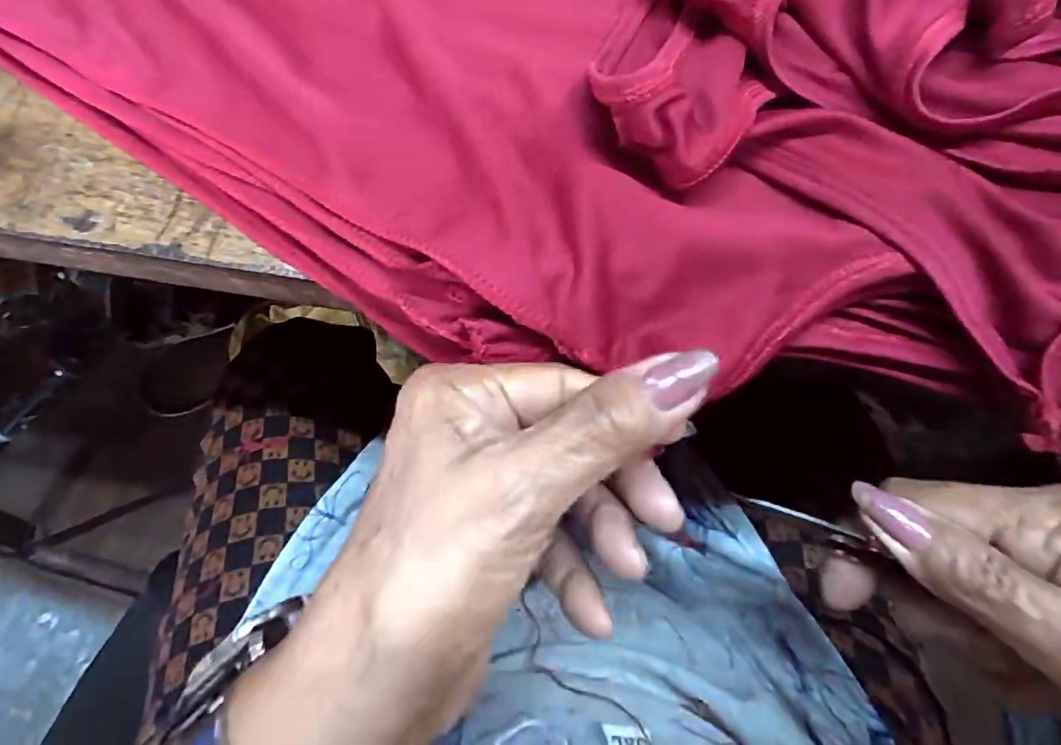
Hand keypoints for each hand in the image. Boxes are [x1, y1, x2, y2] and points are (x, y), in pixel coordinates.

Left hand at [225, 352, 715, 744]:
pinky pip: (544, 530)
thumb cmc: (441, 566)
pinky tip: (593, 611)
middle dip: (618, 484)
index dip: (629, 417)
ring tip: (630, 571)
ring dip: (602, 529)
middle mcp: (468, 426)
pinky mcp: (485, 533)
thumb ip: (610, 425)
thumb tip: (694, 364)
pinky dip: (573, 565)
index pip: (569, 388)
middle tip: (665, 523)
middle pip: (572, 437)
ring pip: (565, 486)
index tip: (687, 446)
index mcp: (464, 393)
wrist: (365, 696)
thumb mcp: (530, 485)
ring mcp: (476, 480)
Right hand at [822, 480, 1060, 744]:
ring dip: (970, 638)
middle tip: (981, 664)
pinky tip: (1042, 689)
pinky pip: (998, 617)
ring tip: (1030, 685)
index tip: (837, 596)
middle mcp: (1056, 524)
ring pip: (963, 585)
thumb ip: (984, 581)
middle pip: (942, 542)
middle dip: (934, 602)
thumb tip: (875, 505)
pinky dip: (1001, 656)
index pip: (931, 505)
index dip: (876, 541)